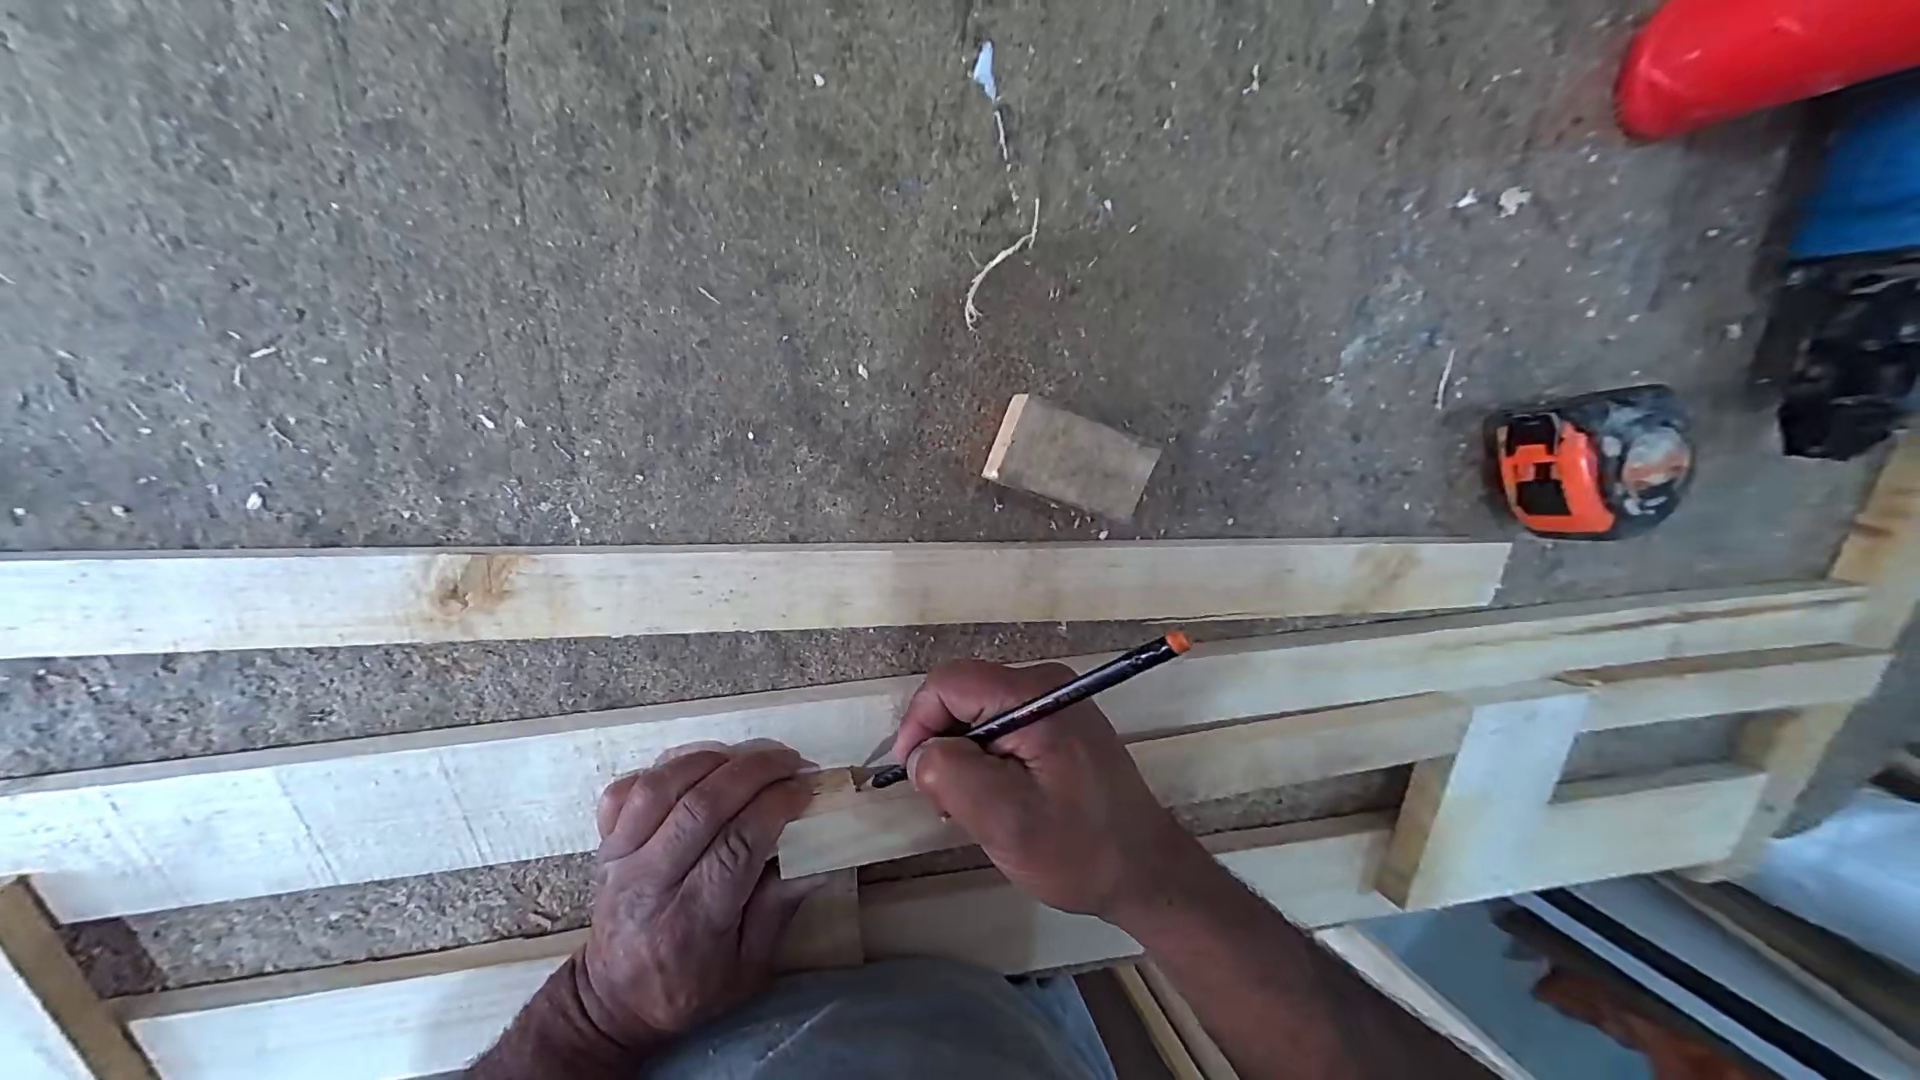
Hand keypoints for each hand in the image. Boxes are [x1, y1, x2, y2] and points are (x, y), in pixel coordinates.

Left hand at [576, 742, 816, 1051]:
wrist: (611, 1002)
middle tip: (790, 761)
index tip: (806, 787)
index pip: (737, 844)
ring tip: (747, 758)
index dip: (776, 806)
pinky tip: (695, 770)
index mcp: (691, 919)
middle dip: (754, 771)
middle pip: (701, 807)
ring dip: (711, 760)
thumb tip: (822, 854)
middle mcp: (650, 882)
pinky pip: (625, 791)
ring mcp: (620, 859)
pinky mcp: (604, 844)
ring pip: (661, 788)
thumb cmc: (690, 986)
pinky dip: (661, 770)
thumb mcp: (749, 966)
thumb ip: (781, 906)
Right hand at [894, 660, 1214, 923]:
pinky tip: (998, 799)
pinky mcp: (1056, 723)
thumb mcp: (1007, 819)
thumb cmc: (1079, 850)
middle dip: (943, 746)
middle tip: (949, 803)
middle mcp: (1044, 684)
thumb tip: (921, 751)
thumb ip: (952, 775)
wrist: (1145, 871)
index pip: (949, 683)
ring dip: (963, 759)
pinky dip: (985, 761)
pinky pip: (999, 728)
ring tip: (976, 809)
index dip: (920, 724)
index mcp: (1035, 695)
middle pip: (962, 697)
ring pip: (976, 715)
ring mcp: (1053, 701)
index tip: (913, 775)